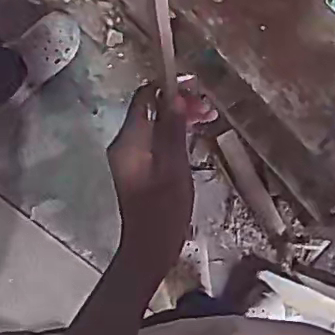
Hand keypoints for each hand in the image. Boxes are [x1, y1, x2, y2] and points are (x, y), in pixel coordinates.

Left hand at [107, 83, 215, 269]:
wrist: (150, 248)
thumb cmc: (164, 209)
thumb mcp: (175, 167)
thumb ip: (173, 130)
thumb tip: (176, 98)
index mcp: (130, 140)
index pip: (145, 97)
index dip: (169, 87)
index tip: (197, 88)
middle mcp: (125, 143)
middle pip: (151, 109)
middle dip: (179, 103)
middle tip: (209, 108)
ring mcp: (131, 156)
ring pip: (155, 124)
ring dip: (180, 118)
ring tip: (208, 118)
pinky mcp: (139, 167)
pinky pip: (155, 139)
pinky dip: (174, 133)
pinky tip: (195, 135)